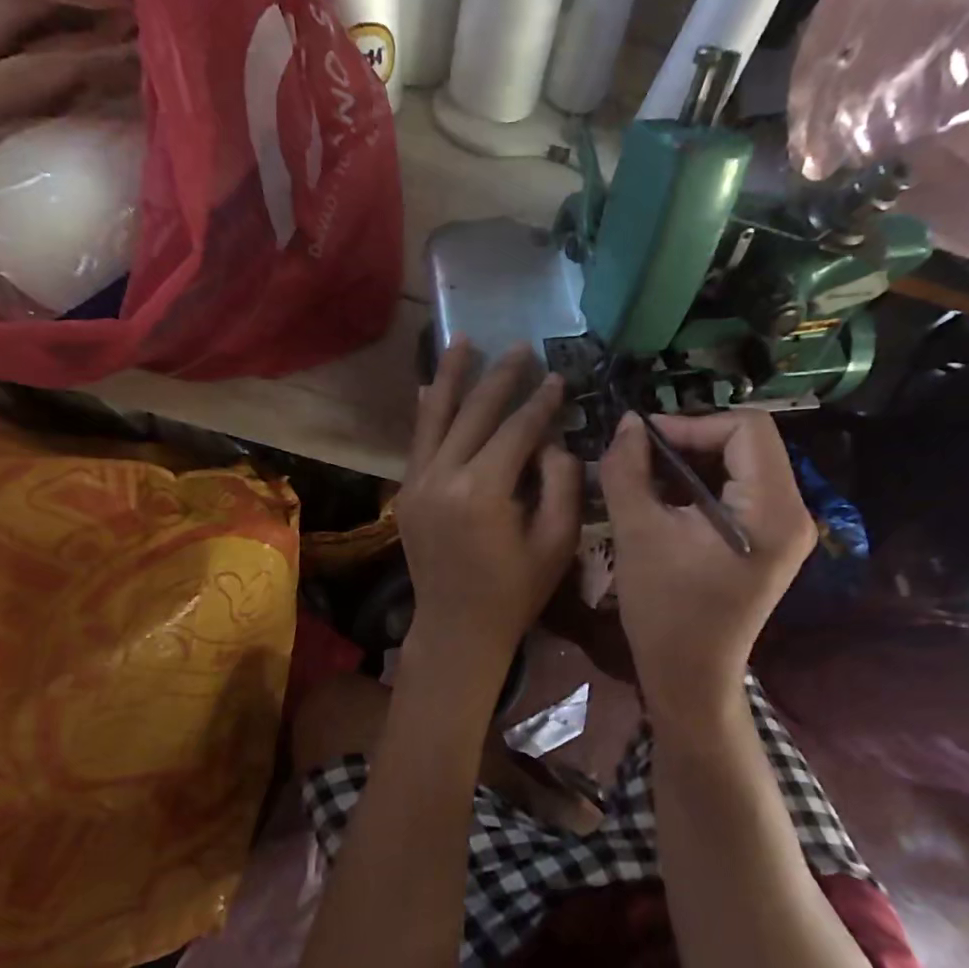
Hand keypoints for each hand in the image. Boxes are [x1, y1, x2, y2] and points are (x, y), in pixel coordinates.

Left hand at [396, 340, 581, 672]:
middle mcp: (443, 476)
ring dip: (451, 376)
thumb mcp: (557, 541)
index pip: (517, 430)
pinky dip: (427, 409)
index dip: (540, 401)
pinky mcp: (407, 491)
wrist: (458, 628)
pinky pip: (418, 439)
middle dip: (501, 376)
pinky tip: (430, 384)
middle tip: (521, 346)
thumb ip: (561, 481)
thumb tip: (551, 438)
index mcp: (483, 491)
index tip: (558, 376)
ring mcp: (417, 482)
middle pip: (475, 412)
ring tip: (464, 339)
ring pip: (435, 416)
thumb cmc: (516, 590)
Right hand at [601, 411, 814, 713]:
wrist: (690, 678)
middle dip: (693, 438)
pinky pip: (743, 486)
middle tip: (645, 452)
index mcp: (772, 510)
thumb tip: (629, 422)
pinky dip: (706, 479)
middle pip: (750, 441)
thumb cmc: (665, 610)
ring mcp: (787, 527)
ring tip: (652, 471)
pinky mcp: (772, 539)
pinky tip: (670, 494)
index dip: (693, 423)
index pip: (747, 428)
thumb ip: (628, 468)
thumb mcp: (637, 532)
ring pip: (746, 460)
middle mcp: (793, 512)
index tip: (646, 440)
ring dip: (697, 457)